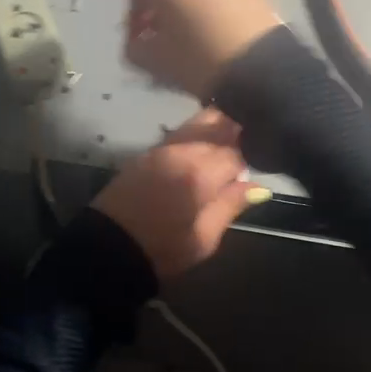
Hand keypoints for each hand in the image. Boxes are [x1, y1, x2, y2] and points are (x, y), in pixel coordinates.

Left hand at [91, 108, 270, 280]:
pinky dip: (196, 132)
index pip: (235, 152)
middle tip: (248, 145)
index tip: (256, 167)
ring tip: (229, 141)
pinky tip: (203, 145)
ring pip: (197, 122)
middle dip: (235, 132)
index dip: (248, 158)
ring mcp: (162, 147)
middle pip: (217, 125)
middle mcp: (182, 150)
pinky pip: (179, 132)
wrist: (110, 246)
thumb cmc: (162, 249)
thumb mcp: (204, 238)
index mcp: (200, 173)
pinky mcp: (147, 150)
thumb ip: (231, 205)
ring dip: (216, 127)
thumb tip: (260, 186)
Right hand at [126, 0, 281, 99]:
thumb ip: (134, 45)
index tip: (137, 40)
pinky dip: (210, 3)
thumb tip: (138, 40)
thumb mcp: (152, 58)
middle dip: (160, 5)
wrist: (261, 65)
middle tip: (162, 33)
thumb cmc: (197, 56)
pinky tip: (214, 28)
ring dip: (186, 2)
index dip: (133, 17)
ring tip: (190, 31)